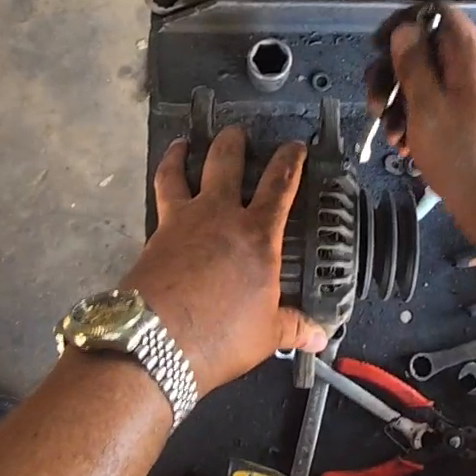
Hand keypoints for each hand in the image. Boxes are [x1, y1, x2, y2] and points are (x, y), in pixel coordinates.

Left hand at [123, 126, 328, 394]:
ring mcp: (181, 222)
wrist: (154, 343)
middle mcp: (219, 216)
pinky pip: (159, 200)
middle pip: (225, 164)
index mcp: (257, 235)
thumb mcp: (266, 334)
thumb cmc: (221, 336)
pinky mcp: (153, 236)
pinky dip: (162, 188)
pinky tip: (162, 193)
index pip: (279, 186)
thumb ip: (293, 327)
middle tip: (236, 132)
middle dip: (233, 142)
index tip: (296, 146)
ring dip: (181, 155)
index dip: (290, 161)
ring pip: (179, 174)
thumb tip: (321, 338)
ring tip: (183, 143)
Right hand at [367, 1, 475, 225]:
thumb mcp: (426, 107)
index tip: (379, 52)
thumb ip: (414, 63)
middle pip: (432, 49)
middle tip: (376, 107)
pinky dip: (425, 118)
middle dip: (396, 75)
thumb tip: (405, 28)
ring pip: (436, 80)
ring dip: (405, 103)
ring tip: (393, 137)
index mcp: (474, 56)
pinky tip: (410, 146)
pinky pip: (449, 103)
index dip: (404, 25)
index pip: (438, 13)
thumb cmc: (463, 158)